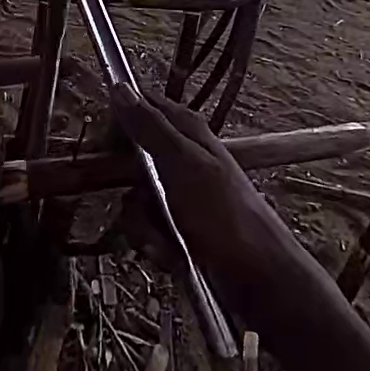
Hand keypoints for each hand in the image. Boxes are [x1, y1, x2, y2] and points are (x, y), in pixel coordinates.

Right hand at [109, 85, 293, 295]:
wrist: (262, 283)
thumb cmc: (225, 217)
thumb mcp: (183, 165)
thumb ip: (150, 127)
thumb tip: (120, 87)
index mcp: (186, 130)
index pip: (139, 106)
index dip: (119, 123)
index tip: (107, 147)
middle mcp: (181, 156)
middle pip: (130, 157)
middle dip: (128, 187)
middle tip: (141, 203)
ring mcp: (179, 192)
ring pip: (134, 197)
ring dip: (142, 224)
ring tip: (164, 241)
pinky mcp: (179, 224)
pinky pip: (147, 226)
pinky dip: (154, 243)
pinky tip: (171, 255)